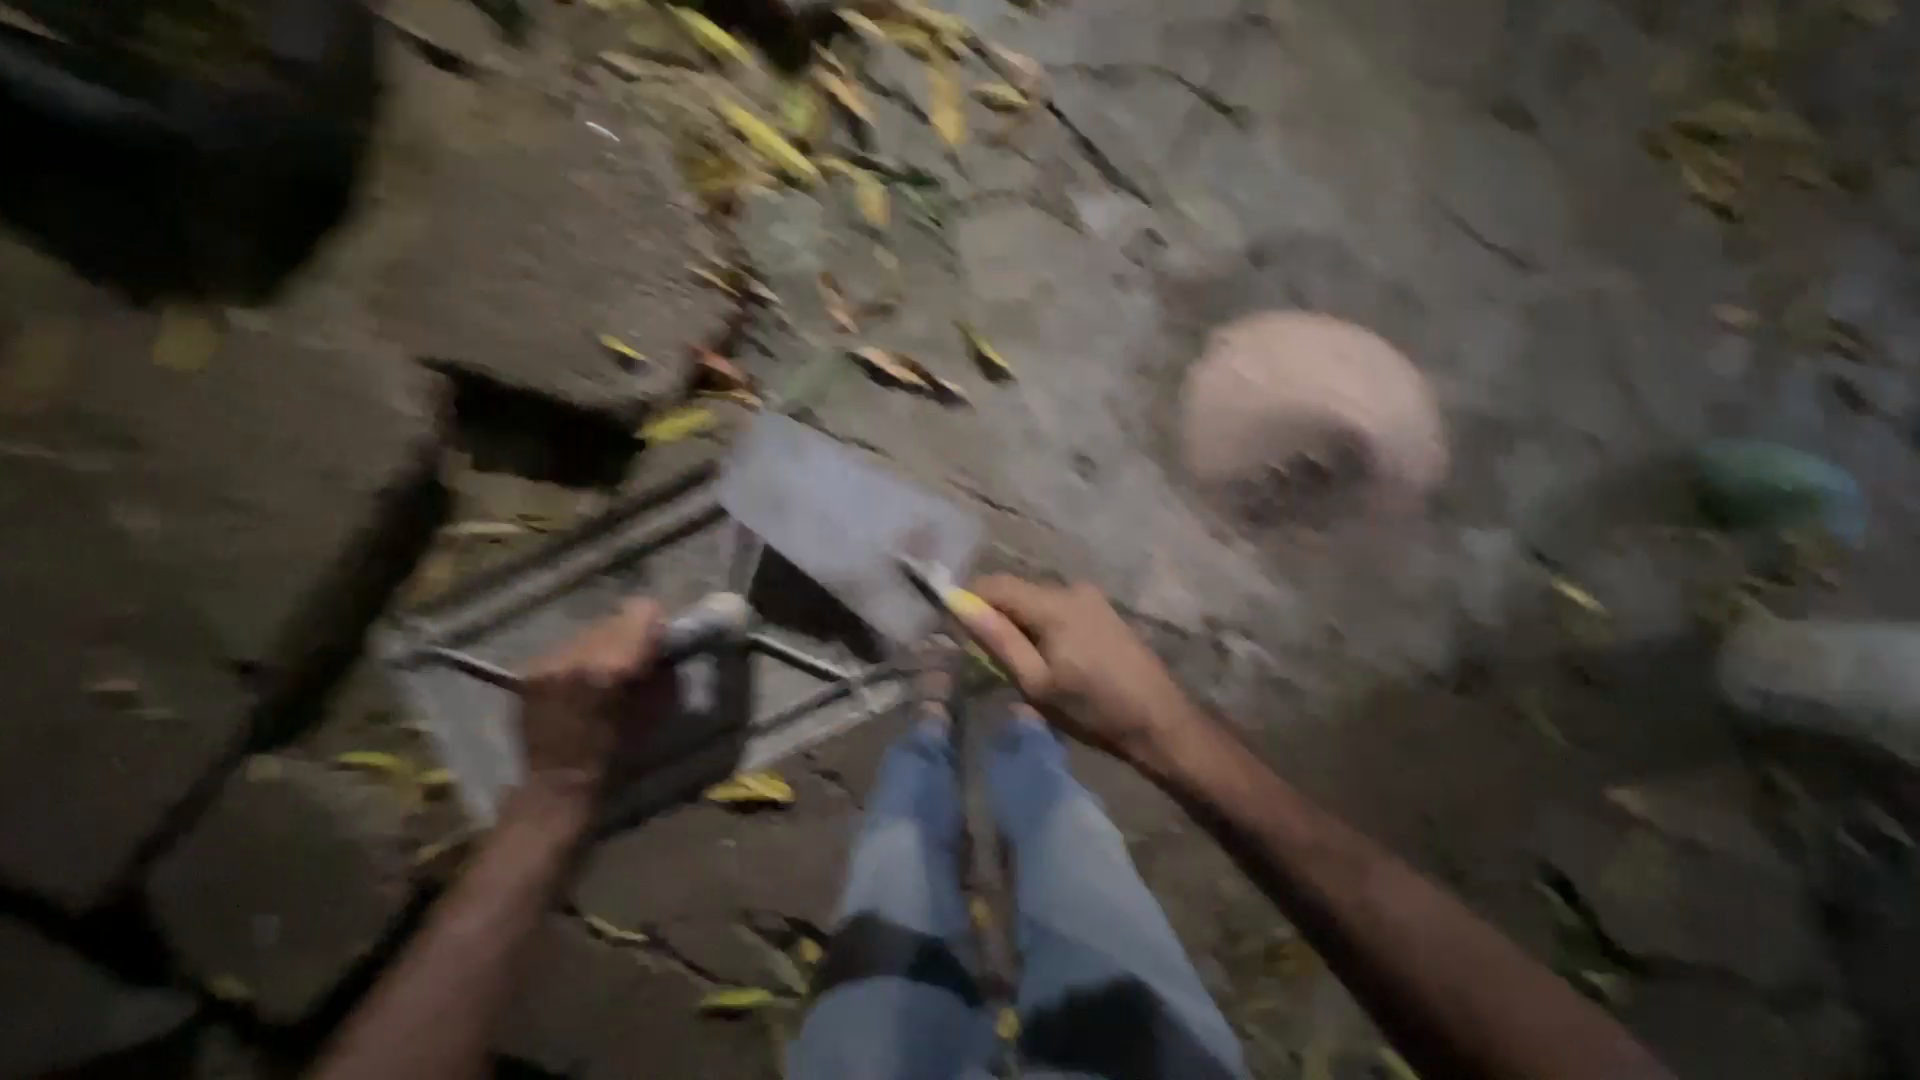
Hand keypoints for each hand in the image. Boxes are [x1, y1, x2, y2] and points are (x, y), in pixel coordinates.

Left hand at [516, 598, 664, 801]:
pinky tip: (577, 684)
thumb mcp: (656, 711)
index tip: (658, 644)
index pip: (640, 610)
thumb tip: (663, 643)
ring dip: (601, 646)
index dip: (654, 625)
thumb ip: (660, 670)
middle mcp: (576, 655)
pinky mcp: (529, 670)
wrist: (559, 784)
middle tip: (632, 661)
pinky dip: (577, 659)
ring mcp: (548, 661)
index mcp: (612, 667)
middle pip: (613, 618)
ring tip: (602, 674)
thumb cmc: (618, 755)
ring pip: (587, 631)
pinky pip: (564, 648)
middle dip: (627, 635)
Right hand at [961, 576, 1199, 763]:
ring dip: (1020, 626)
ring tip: (1021, 668)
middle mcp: (1072, 589)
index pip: (994, 584)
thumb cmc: (1093, 709)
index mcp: (1054, 603)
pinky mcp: (1103, 612)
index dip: (968, 602)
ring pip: (1036, 603)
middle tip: (988, 661)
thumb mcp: (1036, 683)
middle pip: (1016, 592)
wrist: (1160, 722)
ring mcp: (1092, 599)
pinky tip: (1051, 662)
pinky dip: (1042, 629)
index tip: (955, 634)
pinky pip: (1058, 611)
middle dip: (995, 618)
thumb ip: (998, 641)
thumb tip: (960, 606)